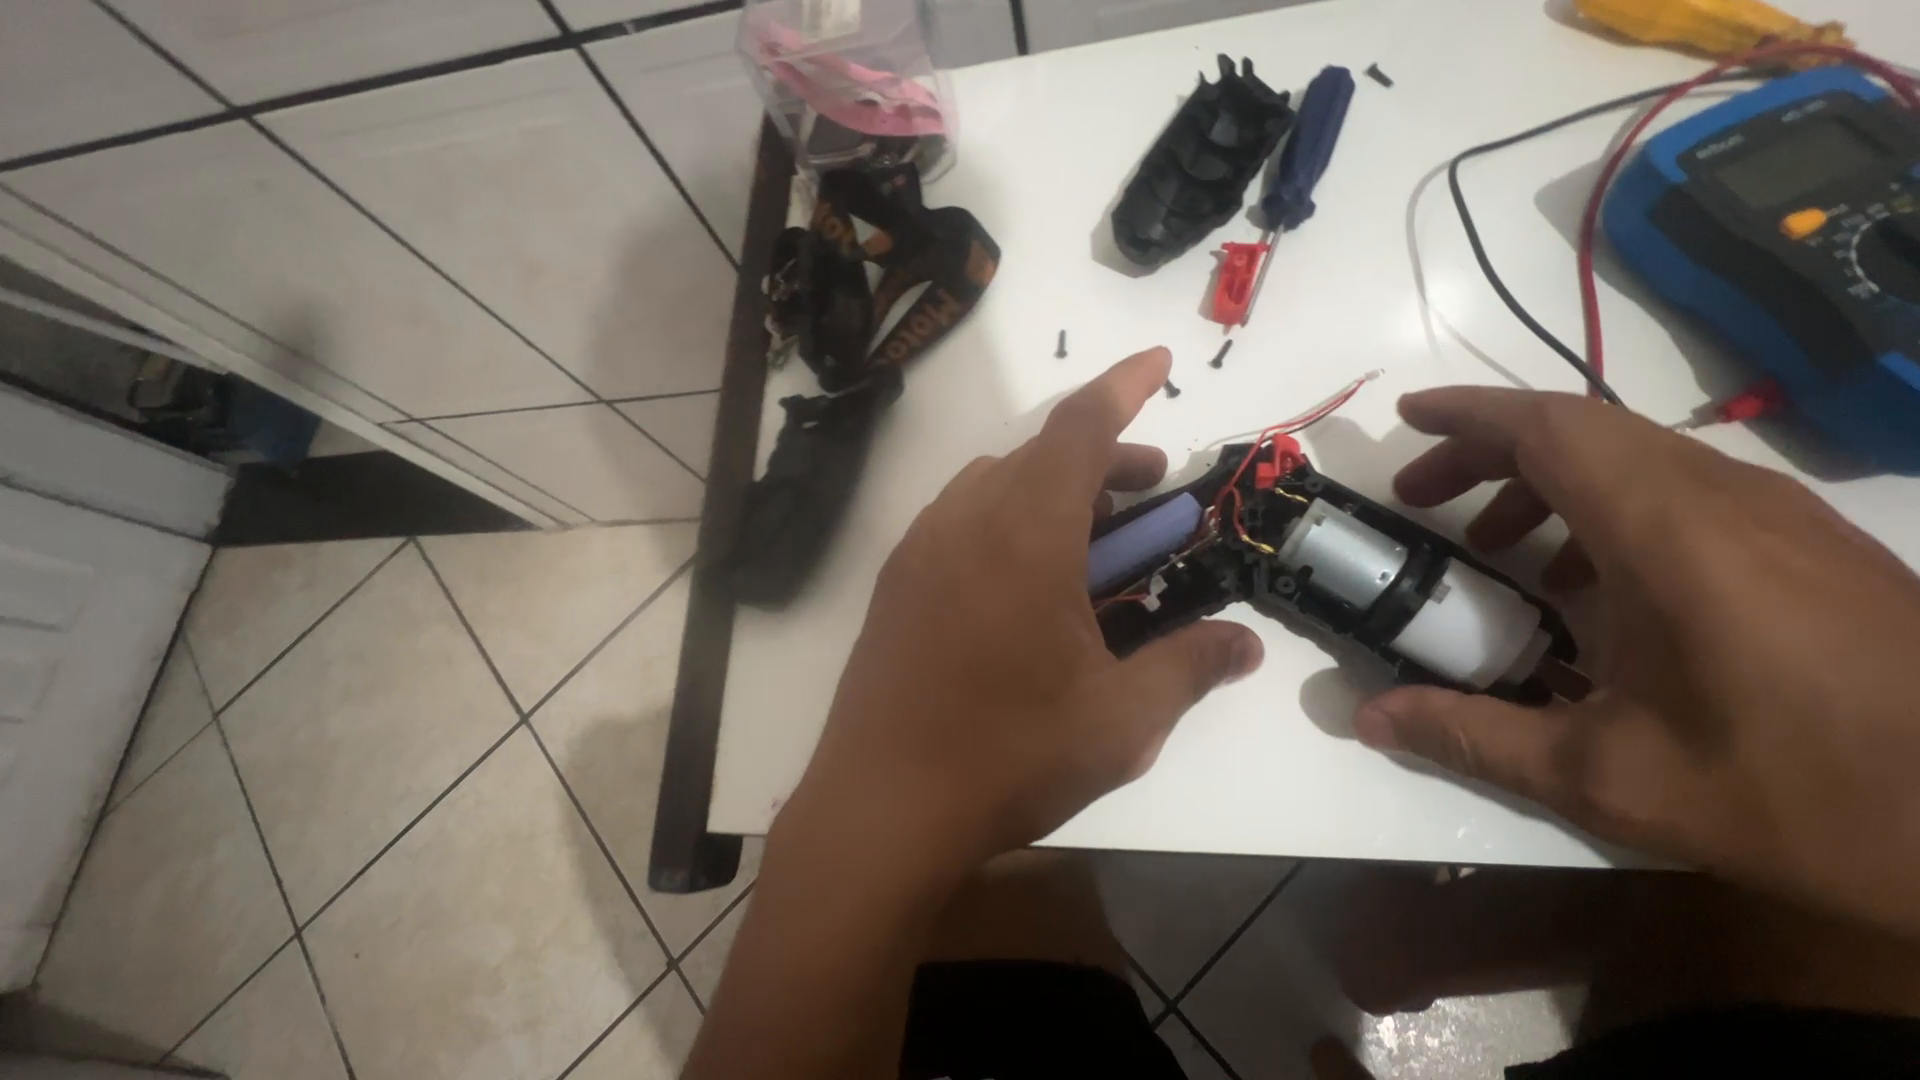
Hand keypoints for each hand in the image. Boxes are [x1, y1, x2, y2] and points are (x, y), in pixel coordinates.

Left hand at [780, 348, 1262, 875]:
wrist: (881, 807)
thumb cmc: (1009, 756)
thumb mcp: (1121, 721)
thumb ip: (1189, 667)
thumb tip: (1245, 644)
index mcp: (1025, 535)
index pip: (1081, 429)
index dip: (1124, 387)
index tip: (1158, 363)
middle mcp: (965, 522)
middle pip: (1040, 455)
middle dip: (1103, 458)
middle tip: (1151, 496)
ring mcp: (919, 550)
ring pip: (994, 484)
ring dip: (1050, 490)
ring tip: (1091, 542)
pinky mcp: (893, 584)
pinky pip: (959, 520)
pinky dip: (1005, 519)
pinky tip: (1025, 582)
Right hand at [1354, 386, 1919, 937]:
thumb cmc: (1798, 792)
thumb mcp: (1606, 777)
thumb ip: (1471, 736)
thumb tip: (1365, 719)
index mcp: (1671, 537)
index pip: (1553, 430)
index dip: (1469, 414)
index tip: (1405, 419)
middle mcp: (1727, 502)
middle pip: (1585, 432)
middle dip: (1486, 451)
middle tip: (1421, 496)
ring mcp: (1781, 518)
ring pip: (1635, 456)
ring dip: (1546, 480)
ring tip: (1494, 543)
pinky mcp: (1811, 544)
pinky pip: (1681, 490)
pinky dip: (1605, 507)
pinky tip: (1592, 584)